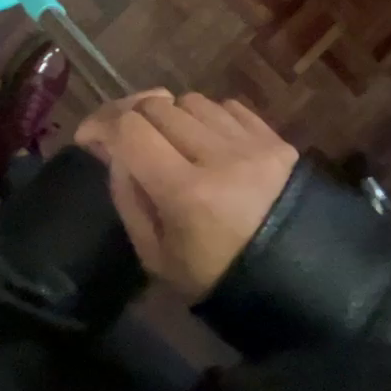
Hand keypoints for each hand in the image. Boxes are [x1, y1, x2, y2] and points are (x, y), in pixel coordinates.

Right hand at [76, 92, 298, 301]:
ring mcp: (252, 145)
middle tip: (127, 140)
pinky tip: (207, 142)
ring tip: (172, 142)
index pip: (130, 128)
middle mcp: (220, 158)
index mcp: (186, 193)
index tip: (89, 138)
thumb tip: (112, 151)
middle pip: (156, 106)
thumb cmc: (218, 280)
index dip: (100, 124)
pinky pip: (227, 106)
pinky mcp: (277, 141)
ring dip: (172, 116)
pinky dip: (207, 118)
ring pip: (191, 100)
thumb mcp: (156, 256)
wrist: (302, 290)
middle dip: (132, 119)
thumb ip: (128, 197)